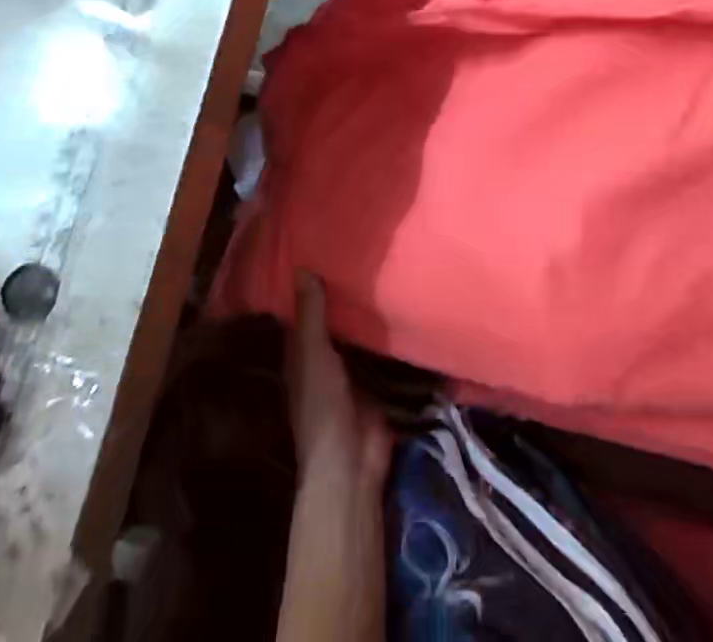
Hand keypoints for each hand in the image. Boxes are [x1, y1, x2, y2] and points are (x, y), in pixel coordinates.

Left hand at [288, 271, 391, 483]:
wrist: (353, 460)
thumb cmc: (322, 405)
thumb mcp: (313, 354)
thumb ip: (311, 315)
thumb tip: (301, 267)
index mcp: (303, 352)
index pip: (306, 312)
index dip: (314, 285)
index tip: (329, 251)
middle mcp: (327, 358)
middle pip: (339, 321)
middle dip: (350, 296)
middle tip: (370, 252)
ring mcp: (356, 371)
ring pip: (364, 335)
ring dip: (375, 314)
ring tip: (395, 270)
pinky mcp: (383, 382)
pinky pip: (388, 353)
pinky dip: (395, 336)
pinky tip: (411, 308)